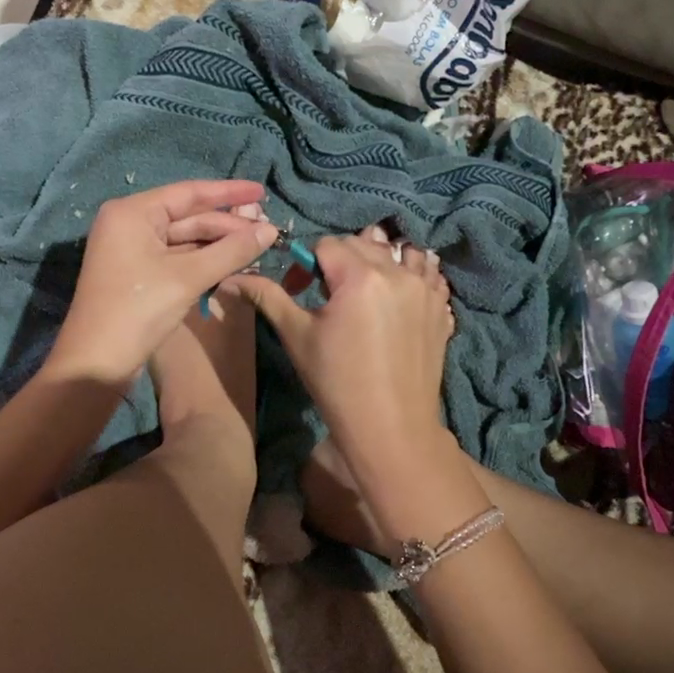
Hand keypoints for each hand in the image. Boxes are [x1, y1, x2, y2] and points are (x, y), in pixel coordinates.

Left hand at [49, 180, 277, 385]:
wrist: (97, 362)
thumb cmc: (138, 309)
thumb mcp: (189, 277)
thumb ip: (232, 250)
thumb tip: (269, 230)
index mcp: (133, 213)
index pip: (189, 193)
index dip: (229, 192)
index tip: (262, 191)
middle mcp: (129, 224)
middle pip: (188, 216)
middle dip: (227, 224)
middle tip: (268, 230)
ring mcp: (132, 250)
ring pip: (184, 239)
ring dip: (219, 244)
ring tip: (258, 246)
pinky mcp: (137, 274)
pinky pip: (176, 257)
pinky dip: (204, 260)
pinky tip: (234, 263)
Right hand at [222, 225, 454, 464]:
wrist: (390, 428)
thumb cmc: (337, 382)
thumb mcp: (297, 336)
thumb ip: (268, 297)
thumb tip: (230, 279)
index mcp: (360, 276)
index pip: (327, 245)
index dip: (306, 263)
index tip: (298, 290)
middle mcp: (398, 273)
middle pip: (363, 244)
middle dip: (341, 261)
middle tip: (329, 297)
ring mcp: (426, 290)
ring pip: (401, 253)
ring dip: (381, 261)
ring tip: (367, 291)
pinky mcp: (442, 309)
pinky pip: (429, 274)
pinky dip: (413, 275)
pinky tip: (399, 296)